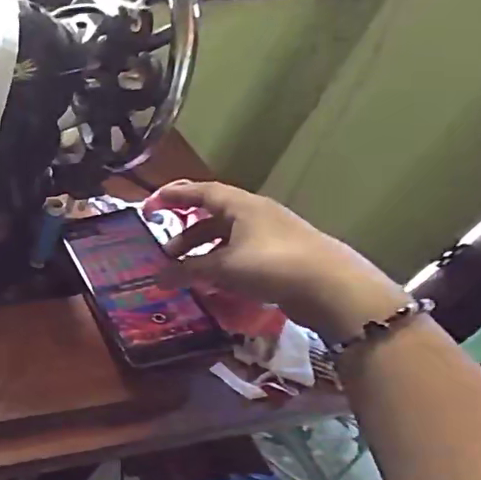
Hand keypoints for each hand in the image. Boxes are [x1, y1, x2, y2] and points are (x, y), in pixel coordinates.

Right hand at [147, 180, 408, 339]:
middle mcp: (256, 215)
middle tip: (166, 253)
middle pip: (213, 217)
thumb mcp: (222, 267)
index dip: (175, 196)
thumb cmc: (270, 265)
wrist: (328, 286)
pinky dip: (221, 265)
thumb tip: (158, 277)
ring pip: (227, 238)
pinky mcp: (280, 257)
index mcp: (242, 206)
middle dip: (187, 234)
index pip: (202, 192)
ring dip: (203, 253)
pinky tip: (213, 284)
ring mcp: (270, 236)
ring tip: (186, 272)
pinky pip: (241, 256)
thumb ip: (187, 271)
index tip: (152, 205)